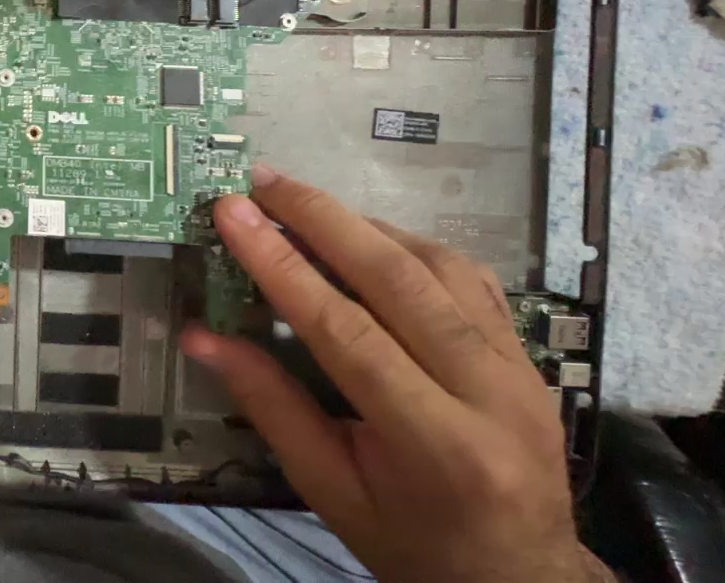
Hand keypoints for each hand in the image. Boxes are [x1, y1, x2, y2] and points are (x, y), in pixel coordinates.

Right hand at [182, 166, 609, 582]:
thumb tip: (199, 334)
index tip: (232, 213)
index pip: (346, 331)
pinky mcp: (525, 354)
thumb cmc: (411, 540)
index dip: (281, 264)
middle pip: (400, 279)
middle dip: (321, 218)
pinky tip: (363, 235)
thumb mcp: (327, 487)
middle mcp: (491, 394)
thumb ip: (269, 404)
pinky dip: (404, 242)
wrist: (523, 578)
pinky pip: (465, 276)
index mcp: (439, 445)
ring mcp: (519, 368)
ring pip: (437, 266)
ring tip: (299, 202)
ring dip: (360, 222)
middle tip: (261, 181)